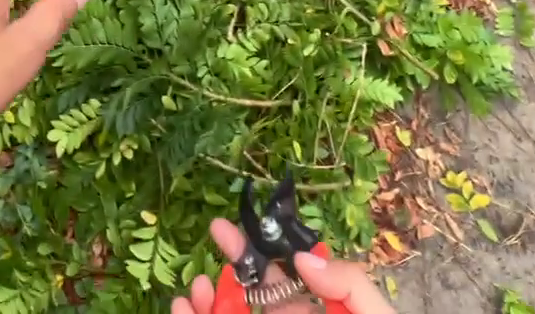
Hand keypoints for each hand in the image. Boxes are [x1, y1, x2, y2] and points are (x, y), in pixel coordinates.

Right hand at [171, 219, 394, 313]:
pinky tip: (184, 313)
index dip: (249, 252)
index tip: (223, 228)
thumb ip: (350, 284)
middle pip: (244, 300)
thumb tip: (301, 258)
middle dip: (221, 276)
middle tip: (203, 260)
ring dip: (204, 307)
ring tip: (192, 295)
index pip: (275, 278)